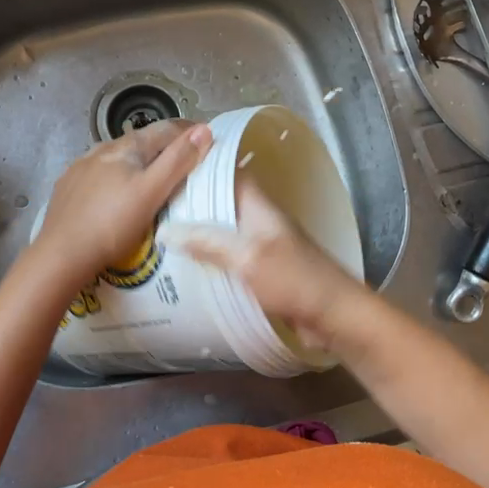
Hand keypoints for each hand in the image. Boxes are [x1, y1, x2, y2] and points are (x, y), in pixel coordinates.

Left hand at [33, 120, 212, 281]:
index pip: (164, 129)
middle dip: (164, 148)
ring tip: (153, 179)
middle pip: (141, 142)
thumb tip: (203, 130)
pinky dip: (117, 178)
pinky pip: (99, 176)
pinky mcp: (67, 188)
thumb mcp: (151, 193)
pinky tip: (117, 193)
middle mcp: (100, 150)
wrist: (61, 255)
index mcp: (125, 148)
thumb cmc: (112, 224)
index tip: (207, 139)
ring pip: (118, 159)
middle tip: (186, 162)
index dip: (188, 132)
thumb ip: (177, 161)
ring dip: (139, 163)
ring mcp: (80, 168)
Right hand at [172, 181, 369, 351]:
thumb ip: (207, 243)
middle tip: (153, 208)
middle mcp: (260, 222)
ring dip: (198, 235)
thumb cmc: (294, 281)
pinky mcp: (263, 272)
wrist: (335, 318)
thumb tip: (165, 229)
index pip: (229, 174)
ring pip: (224, 233)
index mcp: (259, 208)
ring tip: (160, 237)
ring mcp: (263, 247)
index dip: (201, 168)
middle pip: (222, 205)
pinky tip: (187, 269)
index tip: (167, 170)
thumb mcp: (247, 259)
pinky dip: (210, 261)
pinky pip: (230, 259)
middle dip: (191, 206)